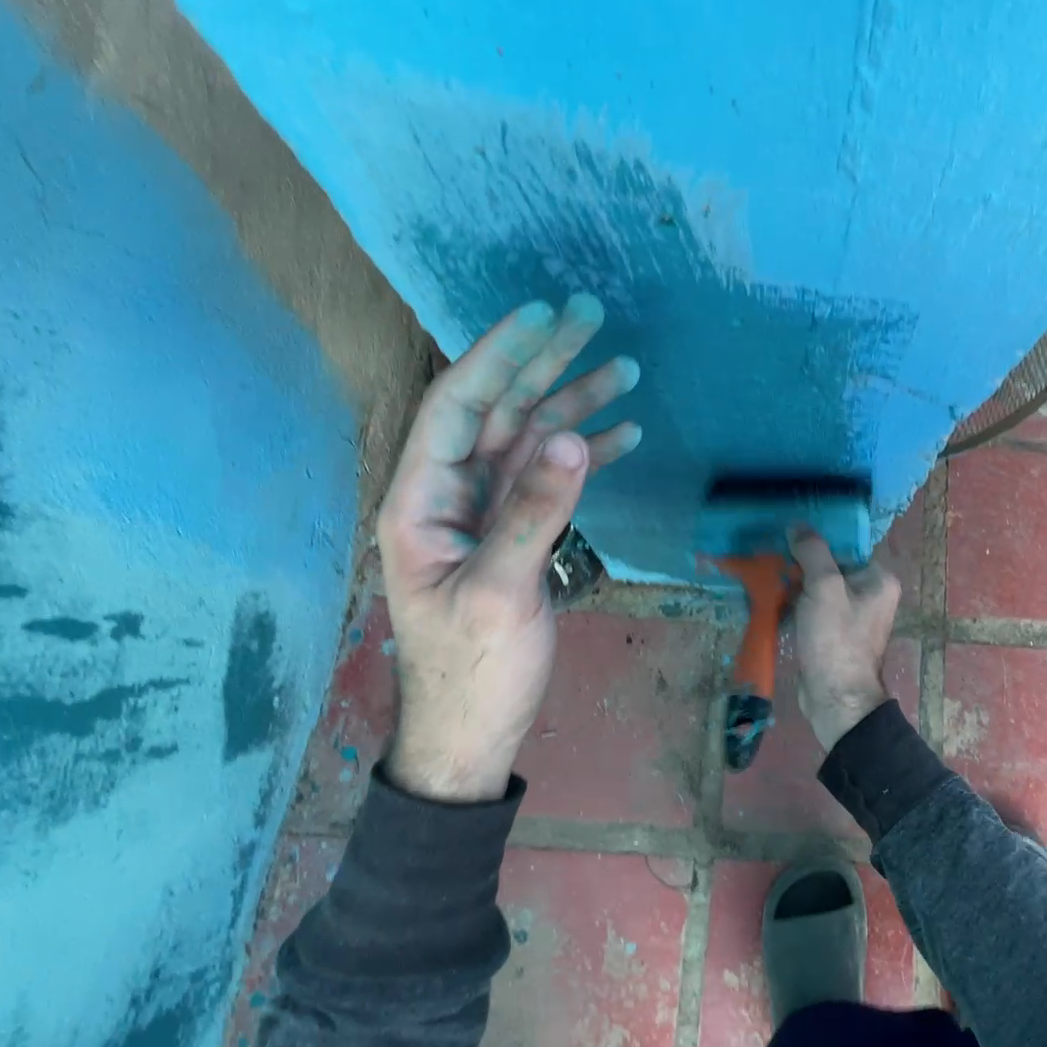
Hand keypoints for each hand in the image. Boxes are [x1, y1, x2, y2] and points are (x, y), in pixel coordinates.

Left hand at [377, 295, 641, 802]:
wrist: (472, 731)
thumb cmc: (474, 670)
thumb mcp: (502, 592)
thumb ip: (534, 512)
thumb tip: (573, 437)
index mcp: (421, 503)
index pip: (458, 407)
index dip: (497, 355)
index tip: (540, 315)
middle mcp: (449, 497)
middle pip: (497, 412)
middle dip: (543, 364)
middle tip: (588, 315)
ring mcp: (484, 516)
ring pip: (529, 441)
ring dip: (575, 405)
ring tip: (625, 368)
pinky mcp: (515, 536)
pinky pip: (550, 481)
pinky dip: (588, 456)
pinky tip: (625, 433)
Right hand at [789, 533, 901, 751]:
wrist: (834, 697)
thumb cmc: (835, 637)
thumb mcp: (823, 586)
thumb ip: (812, 552)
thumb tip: (797, 526)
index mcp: (878, 579)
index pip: (846, 547)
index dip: (817, 541)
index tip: (787, 535)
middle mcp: (870, 595)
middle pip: (830, 567)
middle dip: (799, 564)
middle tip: (770, 555)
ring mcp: (851, 617)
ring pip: (817, 590)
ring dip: (792, 585)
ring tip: (764, 576)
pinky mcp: (832, 635)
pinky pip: (811, 611)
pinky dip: (792, 606)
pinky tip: (769, 600)